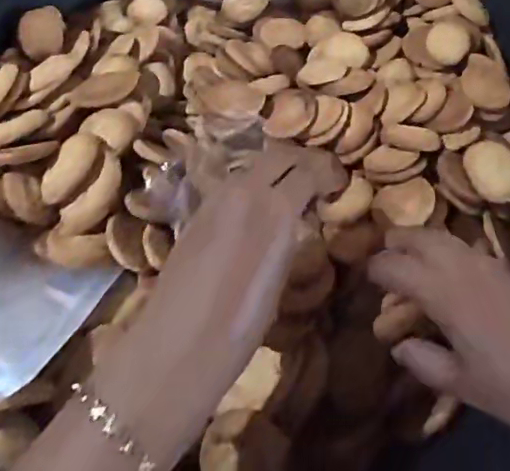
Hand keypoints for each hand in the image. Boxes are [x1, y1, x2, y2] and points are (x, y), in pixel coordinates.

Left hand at [24, 144, 341, 470]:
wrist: (170, 353)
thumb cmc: (237, 330)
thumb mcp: (279, 281)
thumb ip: (289, 237)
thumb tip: (297, 217)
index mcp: (275, 209)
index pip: (310, 169)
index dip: (329, 172)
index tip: (339, 183)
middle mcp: (245, 191)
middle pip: (281, 155)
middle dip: (302, 161)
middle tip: (317, 179)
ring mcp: (216, 198)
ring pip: (255, 166)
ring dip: (276, 171)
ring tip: (290, 192)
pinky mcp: (196, 212)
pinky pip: (234, 184)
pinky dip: (252, 186)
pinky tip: (256, 210)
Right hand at [367, 228, 509, 470]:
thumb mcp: (461, 383)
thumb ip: (424, 360)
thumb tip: (397, 342)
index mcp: (447, 295)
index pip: (401, 268)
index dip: (379, 267)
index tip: (364, 271)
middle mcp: (464, 269)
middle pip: (423, 239)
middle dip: (398, 240)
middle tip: (380, 250)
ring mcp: (488, 265)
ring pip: (446, 237)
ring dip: (422, 238)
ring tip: (406, 250)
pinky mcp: (505, 270)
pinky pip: (464, 246)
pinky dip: (445, 245)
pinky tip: (444, 263)